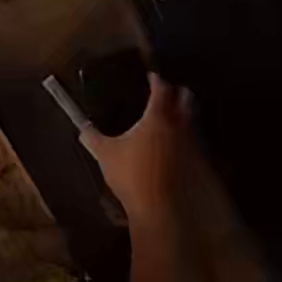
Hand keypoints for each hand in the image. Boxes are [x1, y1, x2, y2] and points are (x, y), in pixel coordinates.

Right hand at [80, 73, 194, 225]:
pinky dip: (185, 134)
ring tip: (169, 116)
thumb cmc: (131, 174)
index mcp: (157, 118)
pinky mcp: (199, 159)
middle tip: (165, 92)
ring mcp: (193, 142)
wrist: (161, 206)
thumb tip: (82, 129)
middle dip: (177, 92)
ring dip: (183, 113)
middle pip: (186, 98)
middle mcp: (180, 125)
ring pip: (192, 118)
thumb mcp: (105, 154)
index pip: (161, 90)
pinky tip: (174, 143)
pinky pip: (194, 138)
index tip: (151, 76)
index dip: (156, 80)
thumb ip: (92, 138)